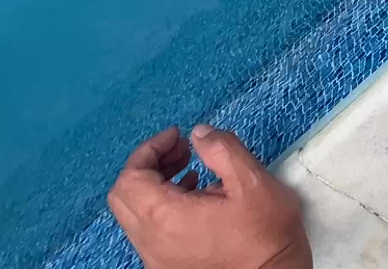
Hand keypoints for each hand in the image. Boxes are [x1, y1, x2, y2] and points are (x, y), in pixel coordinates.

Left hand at [107, 124, 310, 268]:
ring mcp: (155, 259)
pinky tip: (195, 194)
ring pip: (133, 214)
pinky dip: (160, 203)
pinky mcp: (166, 266)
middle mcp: (150, 243)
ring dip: (154, 183)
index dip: (149, 149)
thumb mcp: (252, 179)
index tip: (179, 135)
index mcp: (167, 219)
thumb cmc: (264, 228)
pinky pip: (147, 229)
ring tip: (191, 167)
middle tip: (183, 149)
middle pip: (123, 197)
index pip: (130, 179)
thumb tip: (198, 133)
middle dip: (148, 164)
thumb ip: (222, 149)